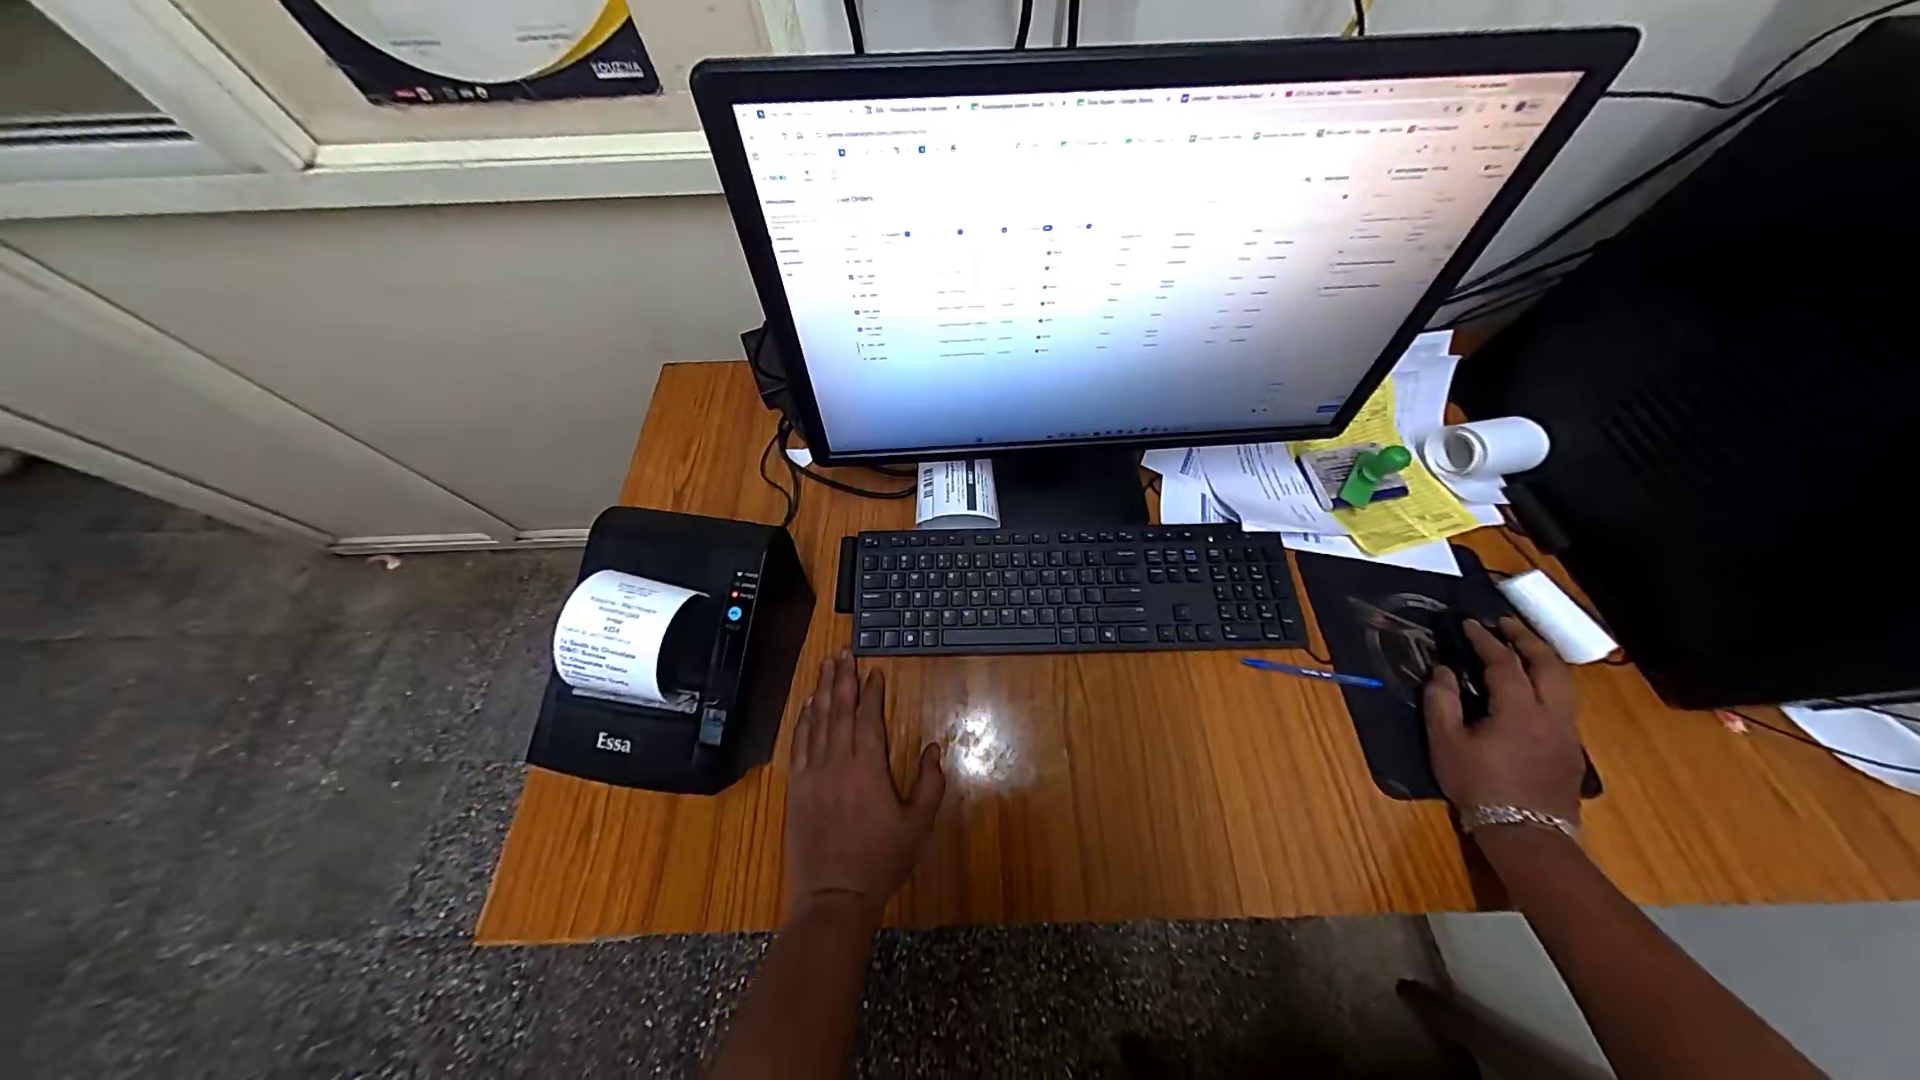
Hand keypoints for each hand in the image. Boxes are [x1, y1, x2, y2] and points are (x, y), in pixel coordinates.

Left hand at [785, 651, 945, 920]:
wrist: (834, 895)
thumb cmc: (881, 860)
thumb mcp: (918, 825)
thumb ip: (929, 784)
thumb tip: (933, 749)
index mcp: (867, 769)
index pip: (868, 719)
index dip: (871, 693)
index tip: (875, 672)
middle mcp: (837, 763)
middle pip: (839, 711)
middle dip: (842, 679)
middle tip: (843, 652)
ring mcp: (812, 774)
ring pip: (817, 721)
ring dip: (822, 691)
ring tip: (826, 666)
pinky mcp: (796, 787)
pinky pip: (799, 744)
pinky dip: (803, 720)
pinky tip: (807, 705)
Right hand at [1424, 616, 1584, 822]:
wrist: (1525, 833)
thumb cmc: (1478, 785)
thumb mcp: (1445, 742)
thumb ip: (1441, 701)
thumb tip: (1443, 670)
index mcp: (1519, 711)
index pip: (1505, 664)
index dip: (1486, 640)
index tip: (1469, 624)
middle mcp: (1552, 715)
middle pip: (1549, 665)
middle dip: (1527, 639)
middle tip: (1505, 623)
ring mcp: (1568, 732)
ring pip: (1564, 683)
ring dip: (1541, 658)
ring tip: (1519, 646)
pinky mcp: (1571, 747)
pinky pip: (1563, 701)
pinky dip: (1546, 681)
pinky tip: (1529, 686)